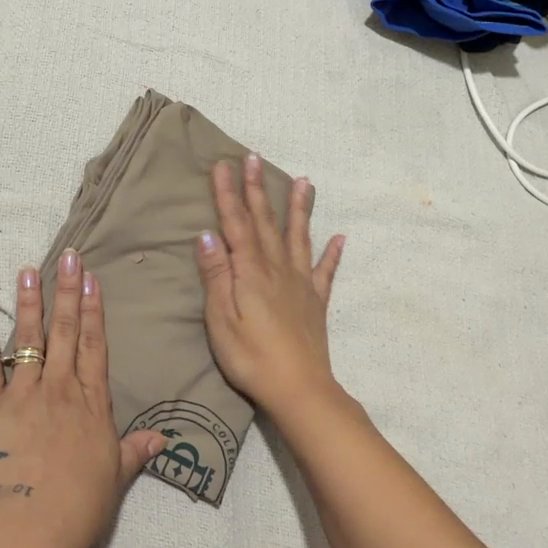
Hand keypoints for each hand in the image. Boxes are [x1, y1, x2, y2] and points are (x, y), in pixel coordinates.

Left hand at [0, 251, 165, 547]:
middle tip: (69, 255)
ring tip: (28, 270)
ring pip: (29, 338)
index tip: (92, 281)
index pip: (94, 346)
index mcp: (92, 403)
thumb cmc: (78, 506)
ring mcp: (24, 393)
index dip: (94, 311)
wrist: (28, 524)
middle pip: (65, 331)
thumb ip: (134, 452)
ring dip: (29, 302)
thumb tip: (160, 440)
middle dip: (67, 291)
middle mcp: (60, 388)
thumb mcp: (115, 478)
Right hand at [195, 154, 347, 419]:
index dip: (227, 194)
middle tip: (254, 157)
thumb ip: (216, 275)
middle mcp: (278, 269)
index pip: (235, 224)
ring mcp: (301, 284)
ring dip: (299, 208)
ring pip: (298, 237)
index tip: (222, 165)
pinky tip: (339, 237)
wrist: (299, 389)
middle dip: (257, 188)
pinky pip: (325, 271)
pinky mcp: (316, 303)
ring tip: (305, 181)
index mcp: (250, 272)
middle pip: (265, 221)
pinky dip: (332, 253)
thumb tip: (208, 234)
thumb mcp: (221, 319)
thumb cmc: (251, 357)